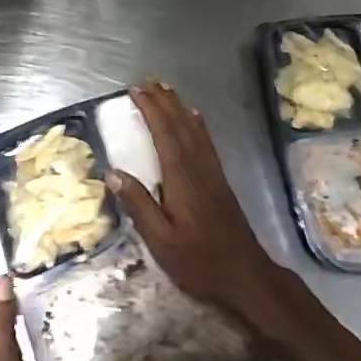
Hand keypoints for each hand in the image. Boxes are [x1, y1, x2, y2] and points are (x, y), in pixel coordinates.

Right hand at [106, 81, 293, 320]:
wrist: (246, 277)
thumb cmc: (199, 261)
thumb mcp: (161, 240)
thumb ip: (138, 205)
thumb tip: (113, 172)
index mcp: (181, 178)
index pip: (164, 134)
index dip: (150, 110)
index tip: (135, 91)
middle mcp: (198, 168)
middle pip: (180, 126)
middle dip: (163, 102)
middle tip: (147, 82)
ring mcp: (212, 174)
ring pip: (194, 131)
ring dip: (179, 108)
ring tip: (167, 90)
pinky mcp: (220, 182)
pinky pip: (206, 143)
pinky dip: (197, 125)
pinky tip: (195, 120)